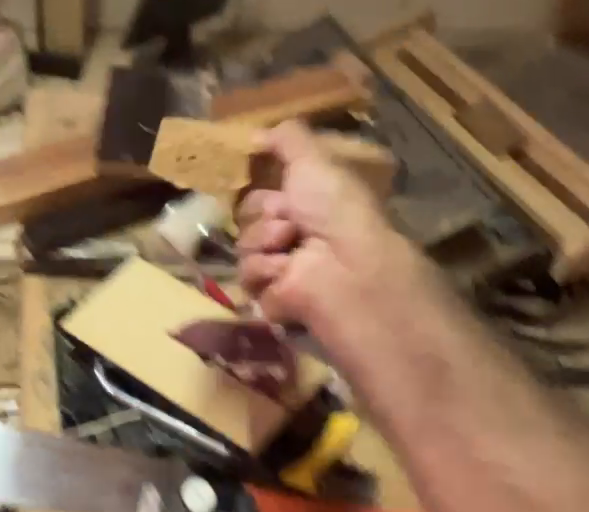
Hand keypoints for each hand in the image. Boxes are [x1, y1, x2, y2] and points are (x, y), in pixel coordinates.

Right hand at [238, 122, 458, 387]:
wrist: (345, 263)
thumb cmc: (335, 208)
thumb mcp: (313, 158)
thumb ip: (285, 138)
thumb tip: (255, 134)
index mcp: (299, 208)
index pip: (255, 200)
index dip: (264, 196)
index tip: (281, 196)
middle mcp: (288, 239)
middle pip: (244, 224)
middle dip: (263, 218)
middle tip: (289, 222)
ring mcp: (278, 272)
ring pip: (243, 251)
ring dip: (264, 242)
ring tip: (290, 246)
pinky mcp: (270, 300)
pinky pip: (248, 279)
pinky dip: (265, 271)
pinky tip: (286, 271)